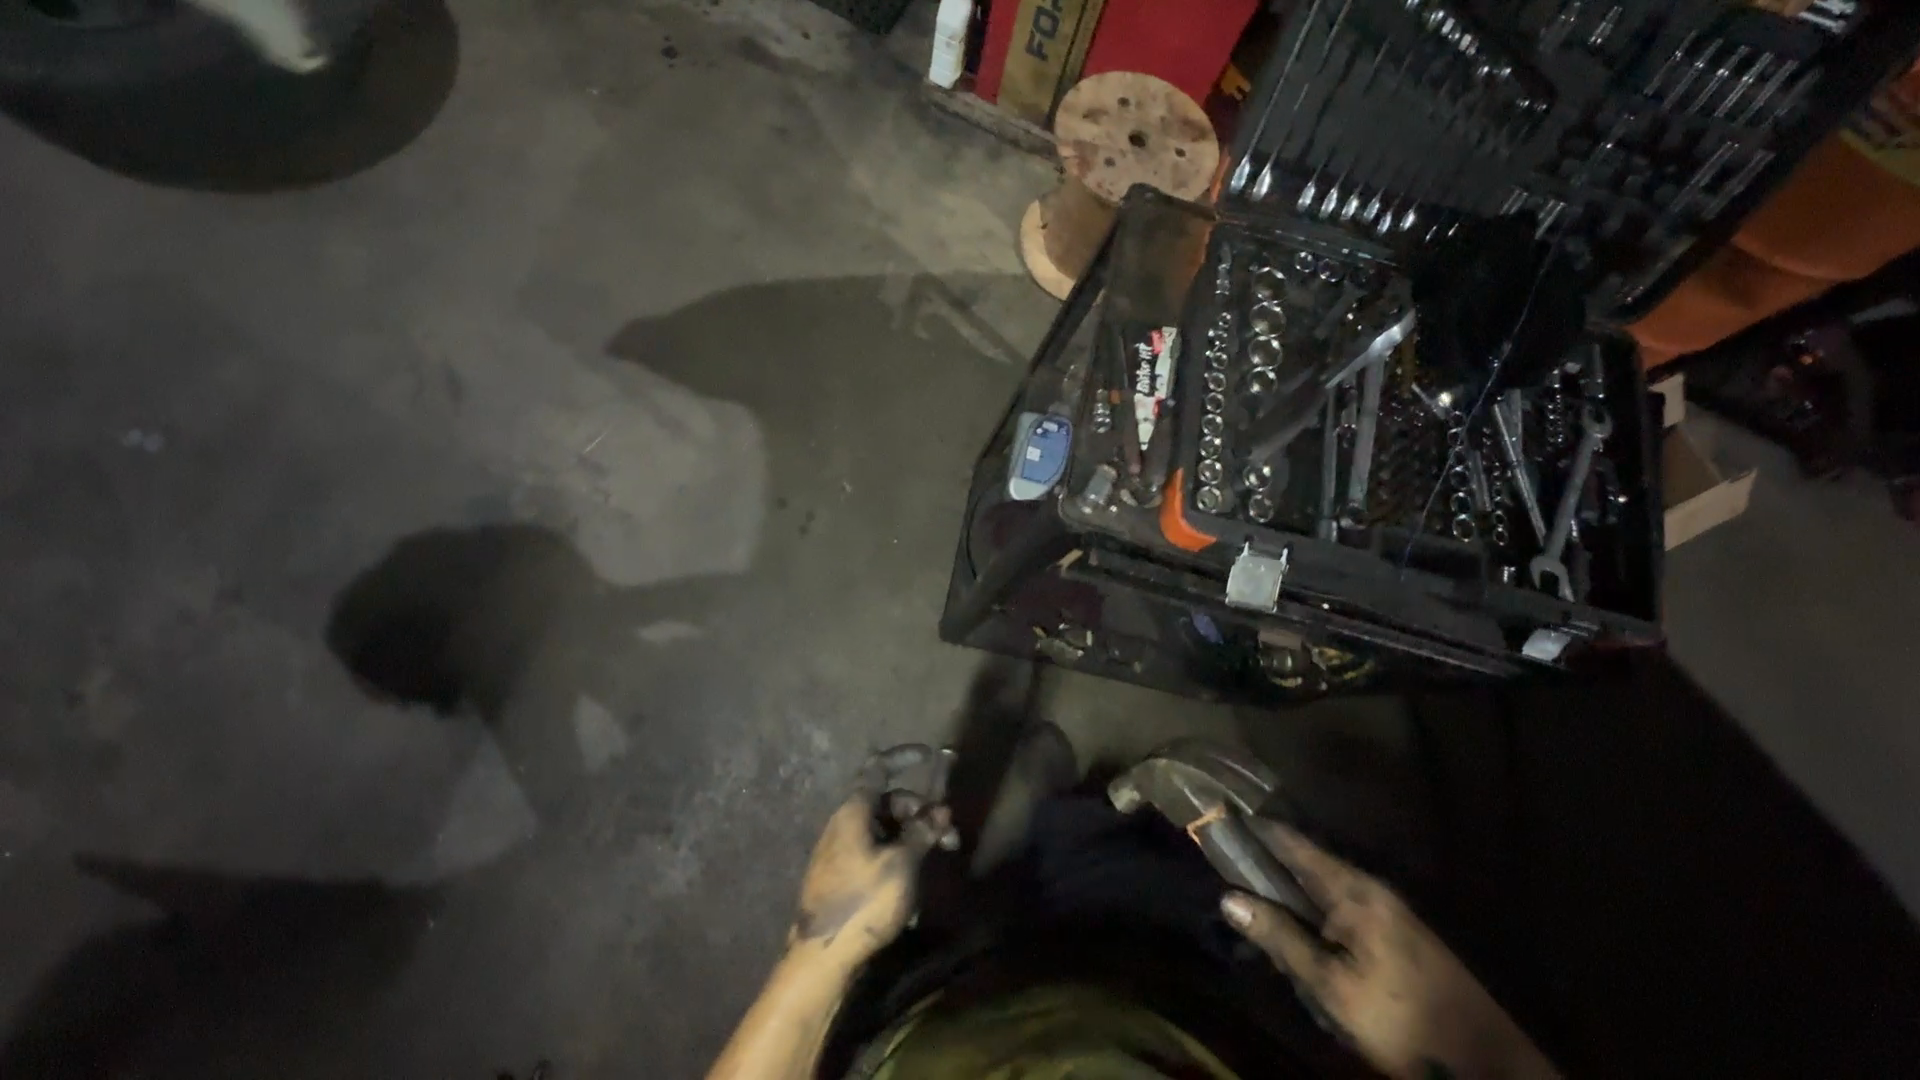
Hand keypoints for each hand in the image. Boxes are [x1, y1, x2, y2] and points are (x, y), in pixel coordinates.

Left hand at [788, 746, 957, 974]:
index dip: (903, 757)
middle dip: (920, 812)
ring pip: (883, 829)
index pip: (878, 768)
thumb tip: (940, 810)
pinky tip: (914, 882)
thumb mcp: (902, 865)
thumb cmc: (862, 901)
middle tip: (949, 837)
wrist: (820, 956)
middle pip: (887, 802)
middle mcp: (843, 824)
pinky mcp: (841, 876)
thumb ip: (922, 832)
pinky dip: (898, 855)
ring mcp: (840, 851)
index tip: (929, 756)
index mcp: (853, 812)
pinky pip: (874, 851)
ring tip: (938, 859)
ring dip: (913, 837)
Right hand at [1220, 819, 1558, 1079]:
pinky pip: (1340, 905)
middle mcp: (1371, 887)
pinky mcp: (1396, 932)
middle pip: (1307, 861)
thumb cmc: (1399, 1019)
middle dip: (1267, 860)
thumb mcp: (1330, 985)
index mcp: (1354, 891)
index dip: (1257, 831)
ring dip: (1287, 887)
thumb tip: (1228, 897)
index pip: (1295, 844)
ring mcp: (1387, 909)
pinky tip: (1295, 926)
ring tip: (1250, 891)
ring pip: (1323, 886)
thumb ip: (1280, 938)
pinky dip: (1309, 906)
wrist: (1483, 1060)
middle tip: (1225, 862)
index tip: (1221, 820)